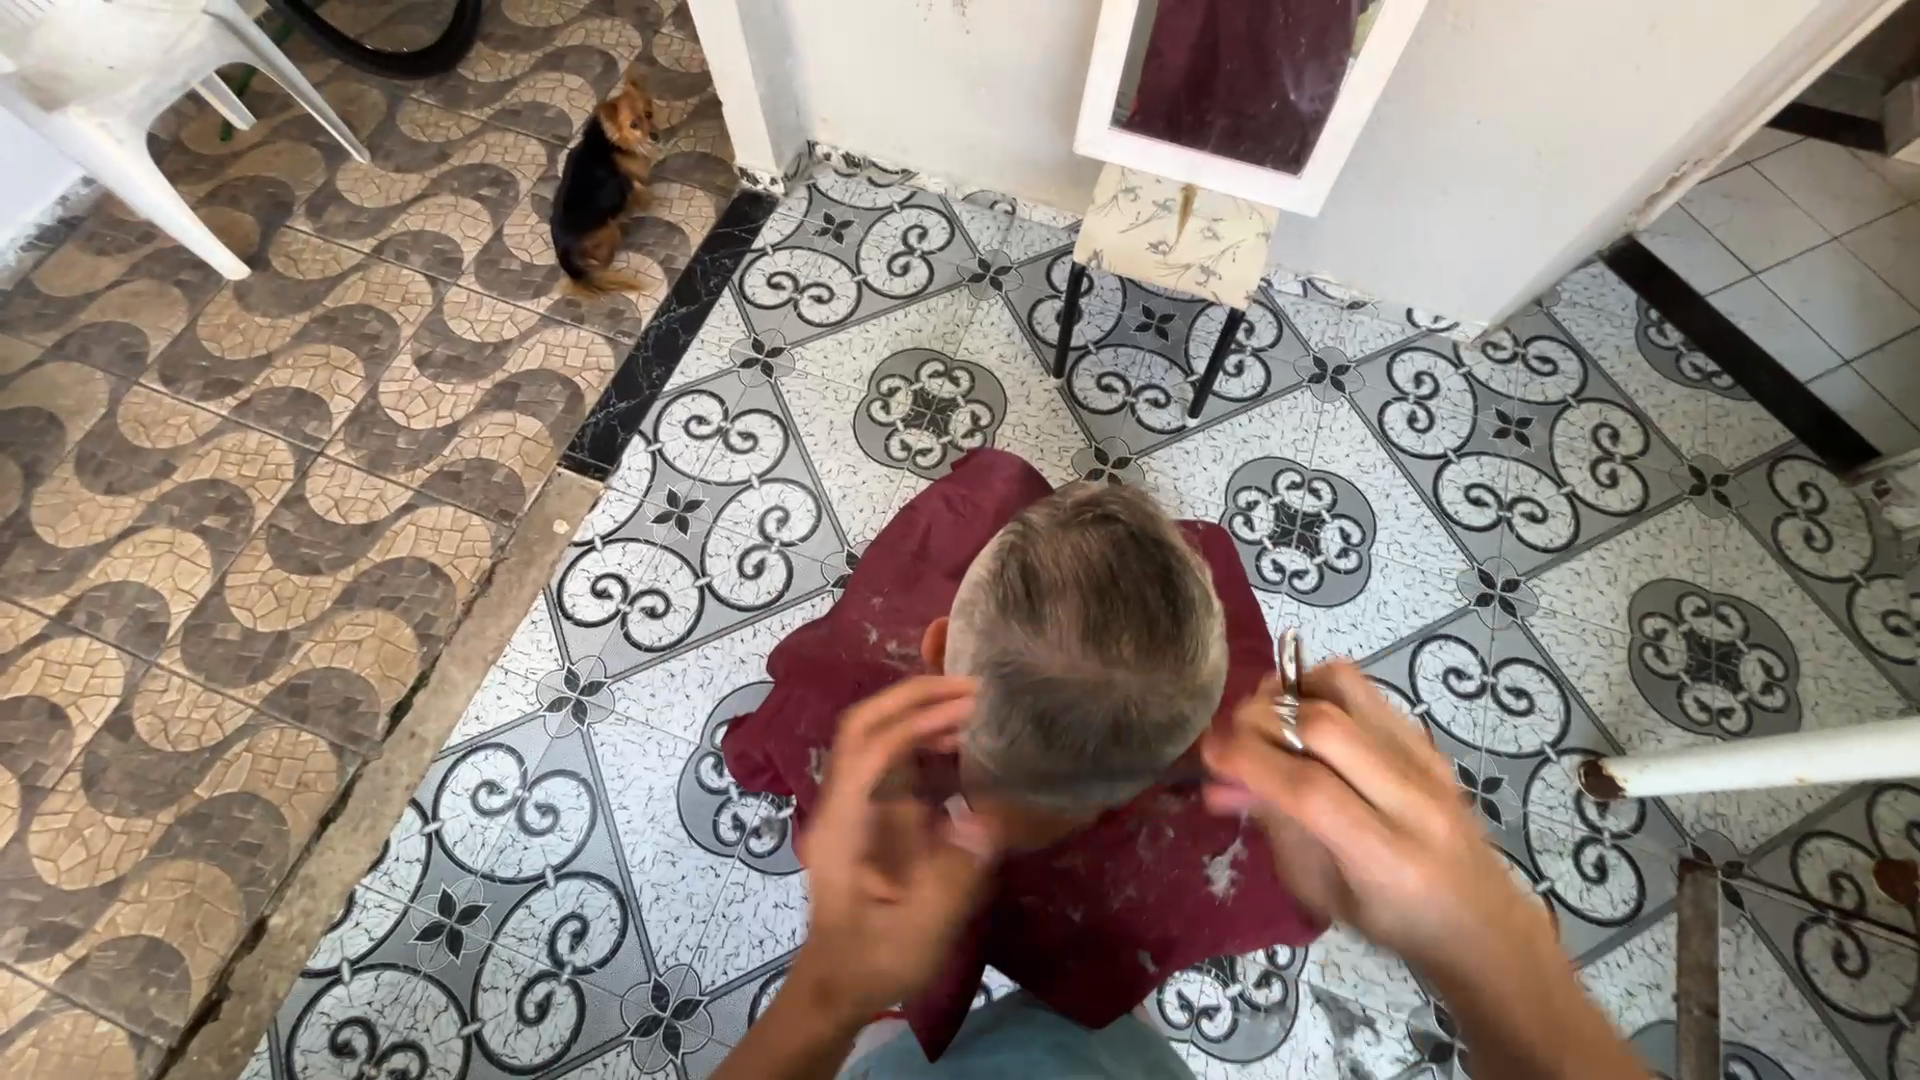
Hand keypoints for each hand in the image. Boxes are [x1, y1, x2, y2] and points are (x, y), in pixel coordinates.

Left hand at [787, 676, 999, 1022]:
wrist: (835, 985)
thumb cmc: (874, 961)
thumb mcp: (921, 931)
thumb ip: (953, 875)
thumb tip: (984, 818)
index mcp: (843, 826)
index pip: (871, 749)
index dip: (918, 721)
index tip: (968, 709)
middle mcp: (838, 802)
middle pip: (862, 724)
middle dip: (913, 696)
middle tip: (969, 688)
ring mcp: (847, 803)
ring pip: (871, 733)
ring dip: (916, 712)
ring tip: (969, 709)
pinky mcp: (862, 811)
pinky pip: (885, 756)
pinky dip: (919, 738)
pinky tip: (955, 745)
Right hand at [1200, 661, 1550, 981]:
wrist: (1482, 920)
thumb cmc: (1392, 920)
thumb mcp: (1321, 891)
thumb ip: (1273, 825)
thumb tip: (1217, 780)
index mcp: (1386, 856)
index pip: (1308, 789)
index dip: (1248, 760)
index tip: (1208, 751)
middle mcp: (1413, 799)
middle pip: (1324, 726)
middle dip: (1259, 719)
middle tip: (1231, 733)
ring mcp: (1424, 760)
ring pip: (1344, 689)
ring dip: (1286, 692)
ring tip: (1263, 716)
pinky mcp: (1425, 739)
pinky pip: (1360, 689)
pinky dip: (1313, 689)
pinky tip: (1297, 715)